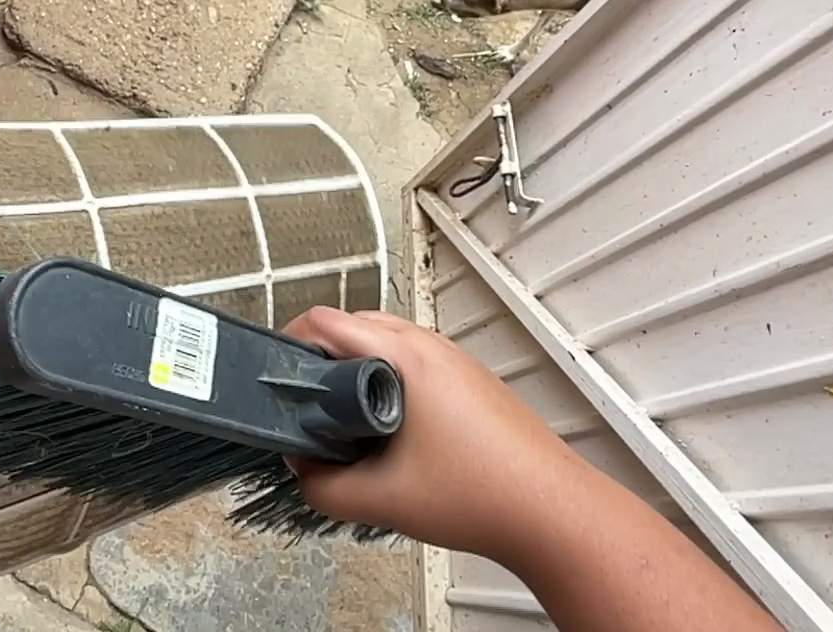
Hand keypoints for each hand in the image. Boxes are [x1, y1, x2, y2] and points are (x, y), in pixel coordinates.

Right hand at [282, 307, 575, 560]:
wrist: (552, 511)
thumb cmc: (483, 495)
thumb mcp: (384, 500)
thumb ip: (325, 489)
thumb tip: (301, 471)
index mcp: (405, 357)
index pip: (329, 321)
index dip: (293, 340)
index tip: (279, 370)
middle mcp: (430, 345)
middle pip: (355, 322)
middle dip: (322, 352)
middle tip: (307, 394)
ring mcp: (453, 358)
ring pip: (386, 337)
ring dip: (356, 360)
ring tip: (344, 409)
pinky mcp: (468, 377)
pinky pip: (414, 355)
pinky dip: (387, 371)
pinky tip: (388, 418)